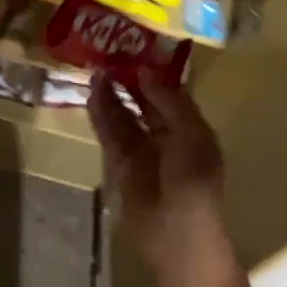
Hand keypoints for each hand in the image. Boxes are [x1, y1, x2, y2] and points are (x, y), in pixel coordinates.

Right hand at [88, 69, 226, 271]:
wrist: (177, 236)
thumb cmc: (193, 182)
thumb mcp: (191, 135)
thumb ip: (169, 102)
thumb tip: (146, 71)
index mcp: (192, 130)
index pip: (172, 95)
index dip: (155, 73)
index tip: (136, 49)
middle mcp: (169, 138)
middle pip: (146, 104)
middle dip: (130, 82)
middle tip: (109, 56)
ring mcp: (144, 152)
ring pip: (126, 118)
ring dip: (113, 96)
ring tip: (96, 70)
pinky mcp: (122, 167)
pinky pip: (112, 136)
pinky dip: (102, 116)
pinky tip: (93, 95)